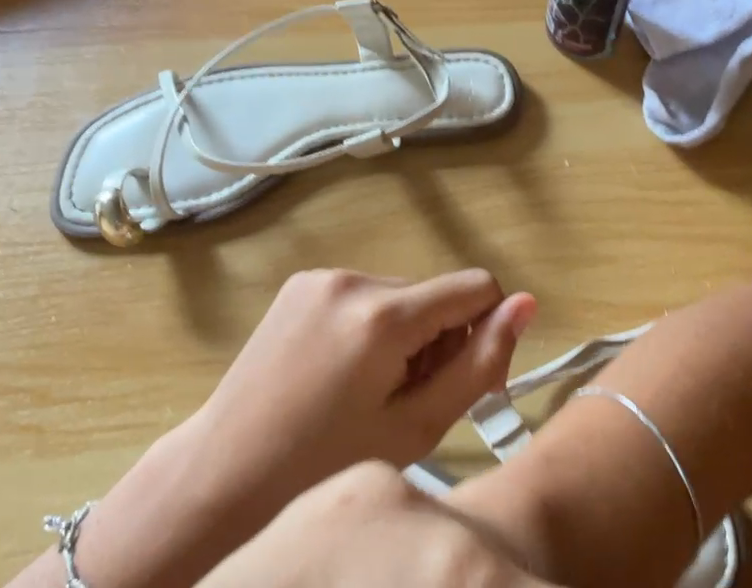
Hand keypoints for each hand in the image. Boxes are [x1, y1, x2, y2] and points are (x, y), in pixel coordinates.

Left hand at [5, 268, 535, 587]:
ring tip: (368, 392)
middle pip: (437, 293)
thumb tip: (527, 303)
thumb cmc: (326, 466)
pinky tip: (342, 374)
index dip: (482, 333)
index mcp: (384, 314)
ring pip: (403, 295)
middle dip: (438, 340)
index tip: (455, 382)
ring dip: (406, 335)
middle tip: (405, 402)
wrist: (223, 475)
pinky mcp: (299, 284)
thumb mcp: (418, 426)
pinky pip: (365, 295)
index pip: (476, 287)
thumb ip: (481, 363)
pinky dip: (372, 327)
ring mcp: (320, 277)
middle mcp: (352, 278)